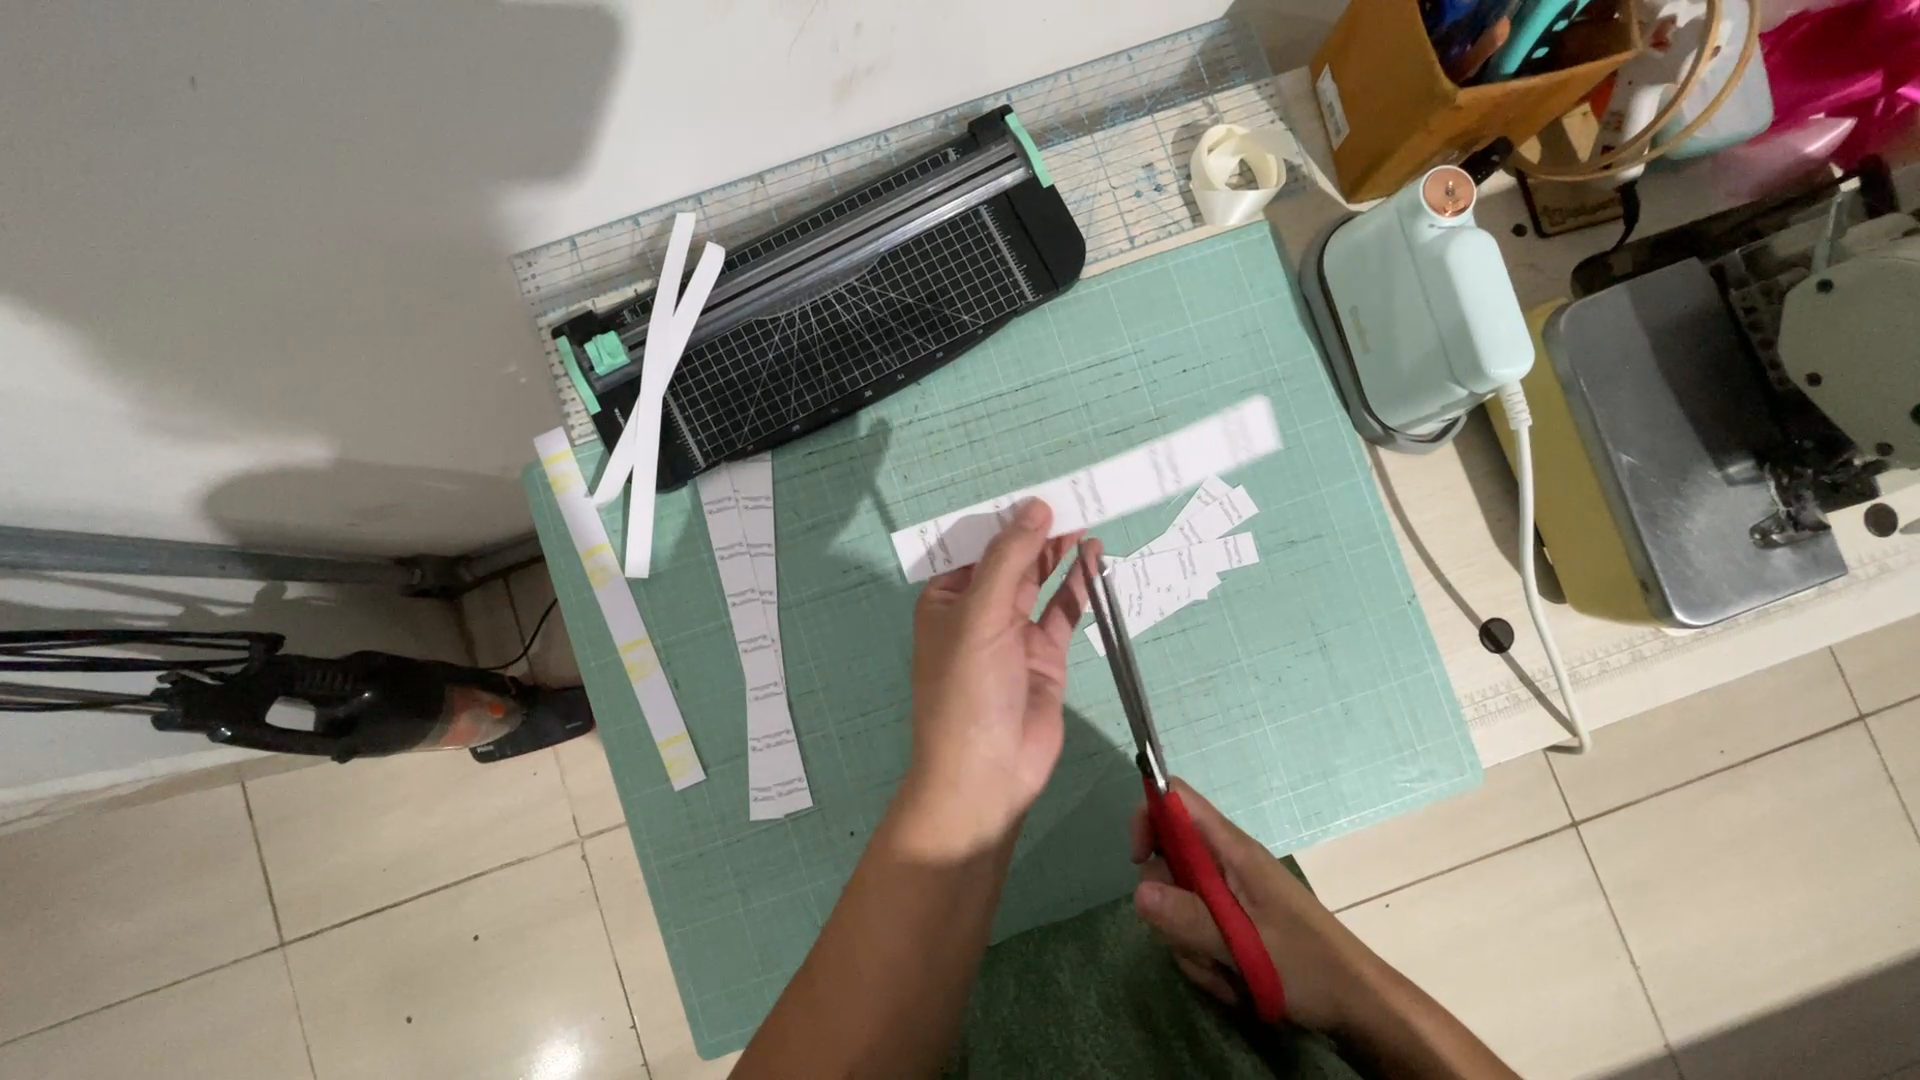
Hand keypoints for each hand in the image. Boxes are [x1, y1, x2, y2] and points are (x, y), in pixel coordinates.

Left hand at [894, 499, 1092, 857]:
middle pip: (1010, 561)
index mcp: (946, 600)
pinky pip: (1063, 611)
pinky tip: (1093, 558)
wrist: (987, 772)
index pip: (975, 547)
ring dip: (1059, 554)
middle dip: (1037, 533)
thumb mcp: (979, 615)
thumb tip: (1035, 508)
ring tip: (1085, 520)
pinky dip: (1078, 585)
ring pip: (1039, 582)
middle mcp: (978, 613)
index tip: (1038, 492)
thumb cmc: (967, 688)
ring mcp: (1013, 635)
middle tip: (1074, 498)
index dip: (1005, 519)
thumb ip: (1010, 559)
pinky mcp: (1045, 657)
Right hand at [1131, 779, 1381, 1033]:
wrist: (1359, 1004)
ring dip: (1187, 941)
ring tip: (1223, 972)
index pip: (1176, 799)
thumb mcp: (1246, 947)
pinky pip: (1196, 927)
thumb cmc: (1309, 966)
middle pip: (1167, 858)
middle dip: (1167, 903)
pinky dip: (1203, 956)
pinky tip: (1230, 981)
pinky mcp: (1234, 919)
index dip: (1148, 816)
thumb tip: (1138, 891)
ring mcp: (1229, 892)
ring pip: (1177, 900)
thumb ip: (1189, 919)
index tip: (1139, 860)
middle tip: (1193, 940)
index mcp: (1232, 850)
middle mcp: (1226, 862)